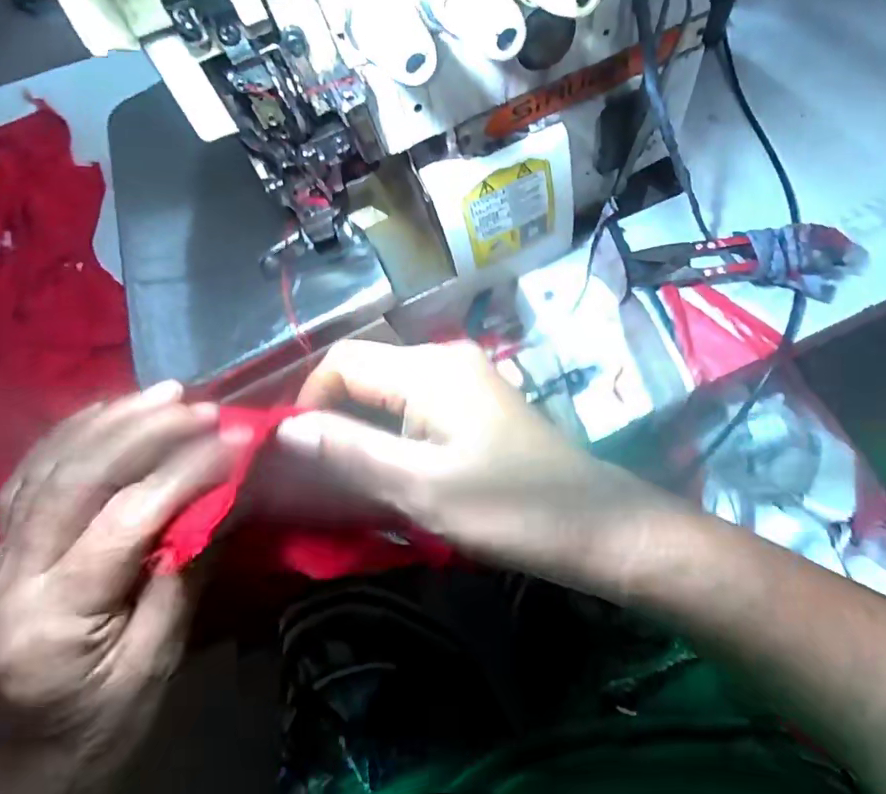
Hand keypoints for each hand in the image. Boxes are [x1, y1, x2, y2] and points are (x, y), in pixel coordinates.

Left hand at [0, 382, 230, 792]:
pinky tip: (108, 412)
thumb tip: (224, 491)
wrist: (31, 765)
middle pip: (76, 480)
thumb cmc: (104, 726)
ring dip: (110, 421)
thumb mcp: (157, 663)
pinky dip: (71, 435)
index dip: (184, 472)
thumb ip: (184, 571)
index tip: (234, 440)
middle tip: (198, 405)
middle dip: (144, 432)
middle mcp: (7, 582)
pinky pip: (29, 476)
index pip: (123, 522)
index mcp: (50, 623)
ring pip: (47, 467)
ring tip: (162, 394)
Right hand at [277, 341, 686, 593]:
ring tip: (348, 474)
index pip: (341, 361)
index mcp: (429, 367)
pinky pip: (413, 402)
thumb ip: (350, 451)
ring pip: (387, 388)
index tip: (296, 454)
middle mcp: (443, 357)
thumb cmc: (510, 508)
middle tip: (317, 471)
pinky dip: (390, 429)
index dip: (308, 401)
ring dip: (361, 425)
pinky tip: (391, 467)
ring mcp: (463, 377)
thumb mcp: (421, 487)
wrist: (601, 528)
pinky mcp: (475, 401)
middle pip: (364, 370)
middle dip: (333, 413)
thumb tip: (284, 428)